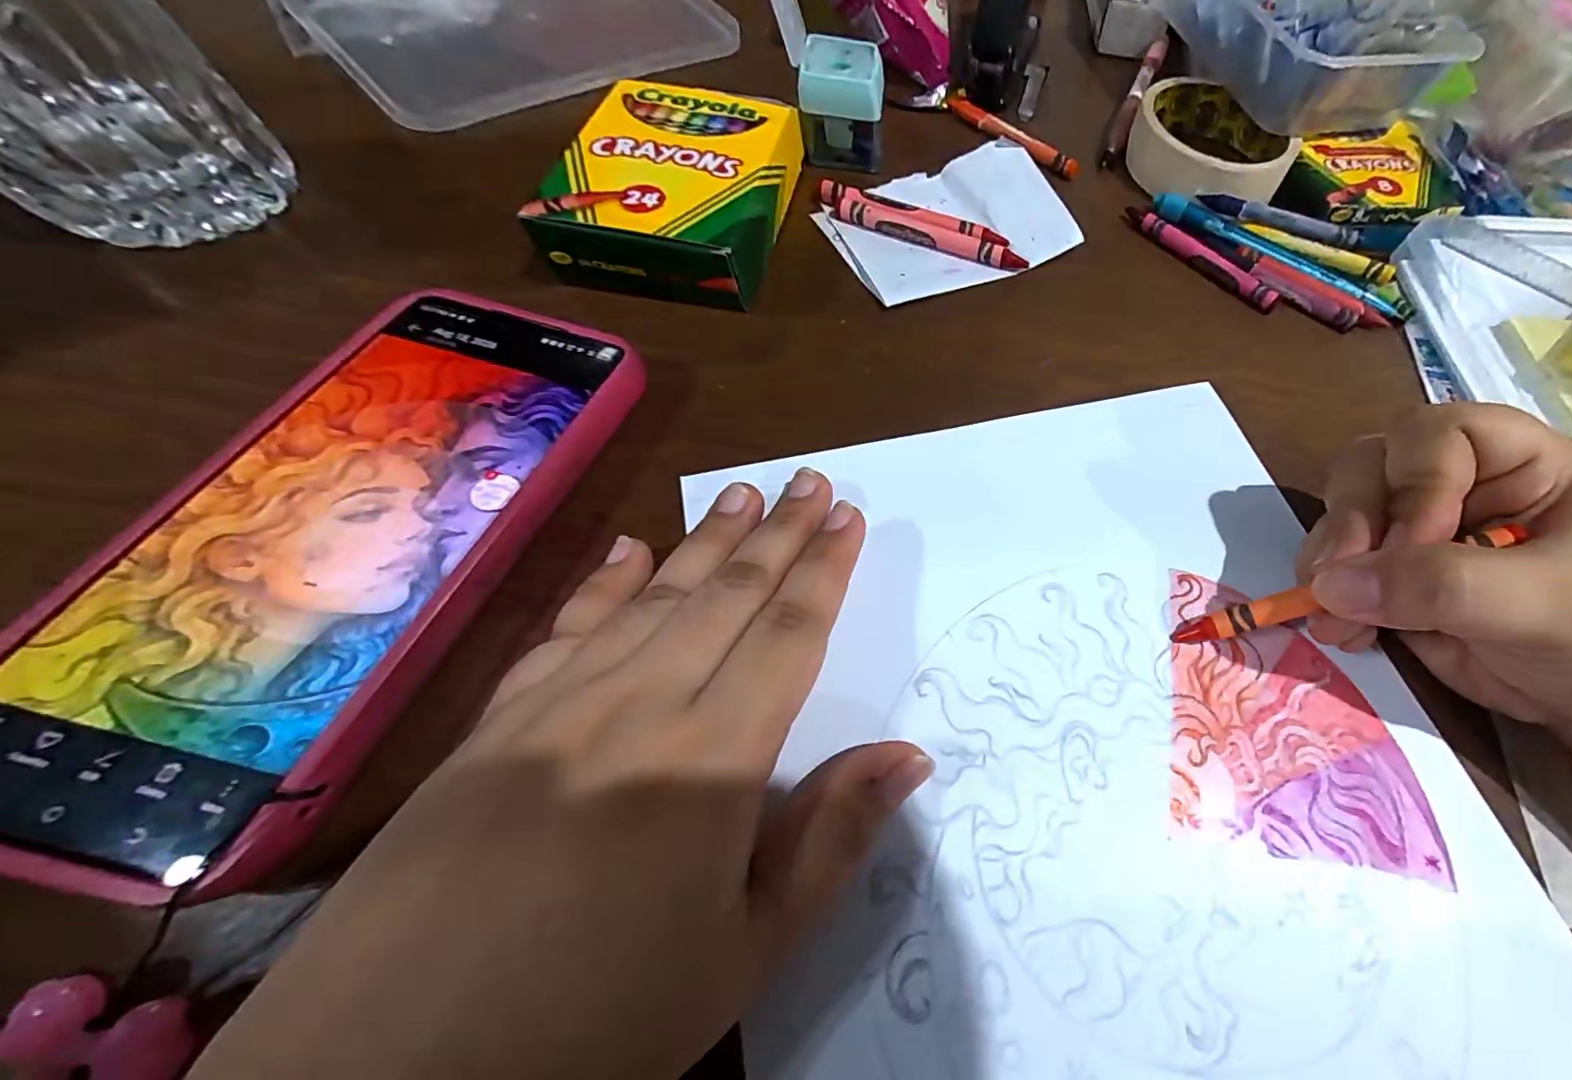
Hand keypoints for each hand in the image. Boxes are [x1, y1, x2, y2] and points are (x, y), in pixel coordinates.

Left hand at [190, 469, 931, 1079]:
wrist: (382, 1079)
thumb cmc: (598, 1019)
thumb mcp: (745, 949)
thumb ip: (831, 841)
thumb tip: (909, 757)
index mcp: (708, 761)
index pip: (786, 635)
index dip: (824, 570)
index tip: (847, 517)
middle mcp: (636, 708)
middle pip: (725, 596)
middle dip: (776, 533)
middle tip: (809, 481)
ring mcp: (554, 708)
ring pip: (651, 599)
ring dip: (704, 541)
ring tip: (739, 493)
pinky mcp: (491, 727)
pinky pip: (563, 632)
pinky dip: (603, 583)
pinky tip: (626, 549)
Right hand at [1295, 403, 1571, 730]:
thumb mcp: (1549, 604)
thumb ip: (1441, 585)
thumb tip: (1328, 584)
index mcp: (1516, 463)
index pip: (1435, 437)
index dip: (1413, 483)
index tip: (1415, 549)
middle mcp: (1459, 489)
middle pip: (1369, 468)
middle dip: (1350, 521)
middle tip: (1337, 579)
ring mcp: (1421, 539)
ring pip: (1342, 521)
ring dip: (1327, 564)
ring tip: (1334, 619)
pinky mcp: (1398, 587)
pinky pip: (1340, 577)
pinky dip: (1327, 601)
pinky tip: (1341, 633)